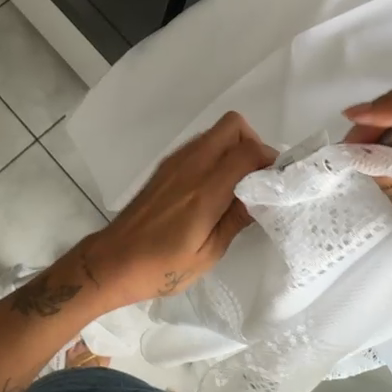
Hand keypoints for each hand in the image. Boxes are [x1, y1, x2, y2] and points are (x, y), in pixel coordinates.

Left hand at [77, 112, 275, 307]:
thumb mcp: (208, 254)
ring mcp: (176, 162)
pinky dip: (216, 155)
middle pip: (232, 125)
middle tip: (257, 177)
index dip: (269, 159)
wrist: (114, 261)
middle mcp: (191, 166)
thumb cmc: (161, 266)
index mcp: (205, 190)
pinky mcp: (166, 167)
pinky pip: (200, 145)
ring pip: (215, 132)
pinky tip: (215, 188)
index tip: (277, 181)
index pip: (247, 151)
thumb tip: (260, 197)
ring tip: (239, 185)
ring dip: (234, 148)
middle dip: (253, 143)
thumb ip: (236, 220)